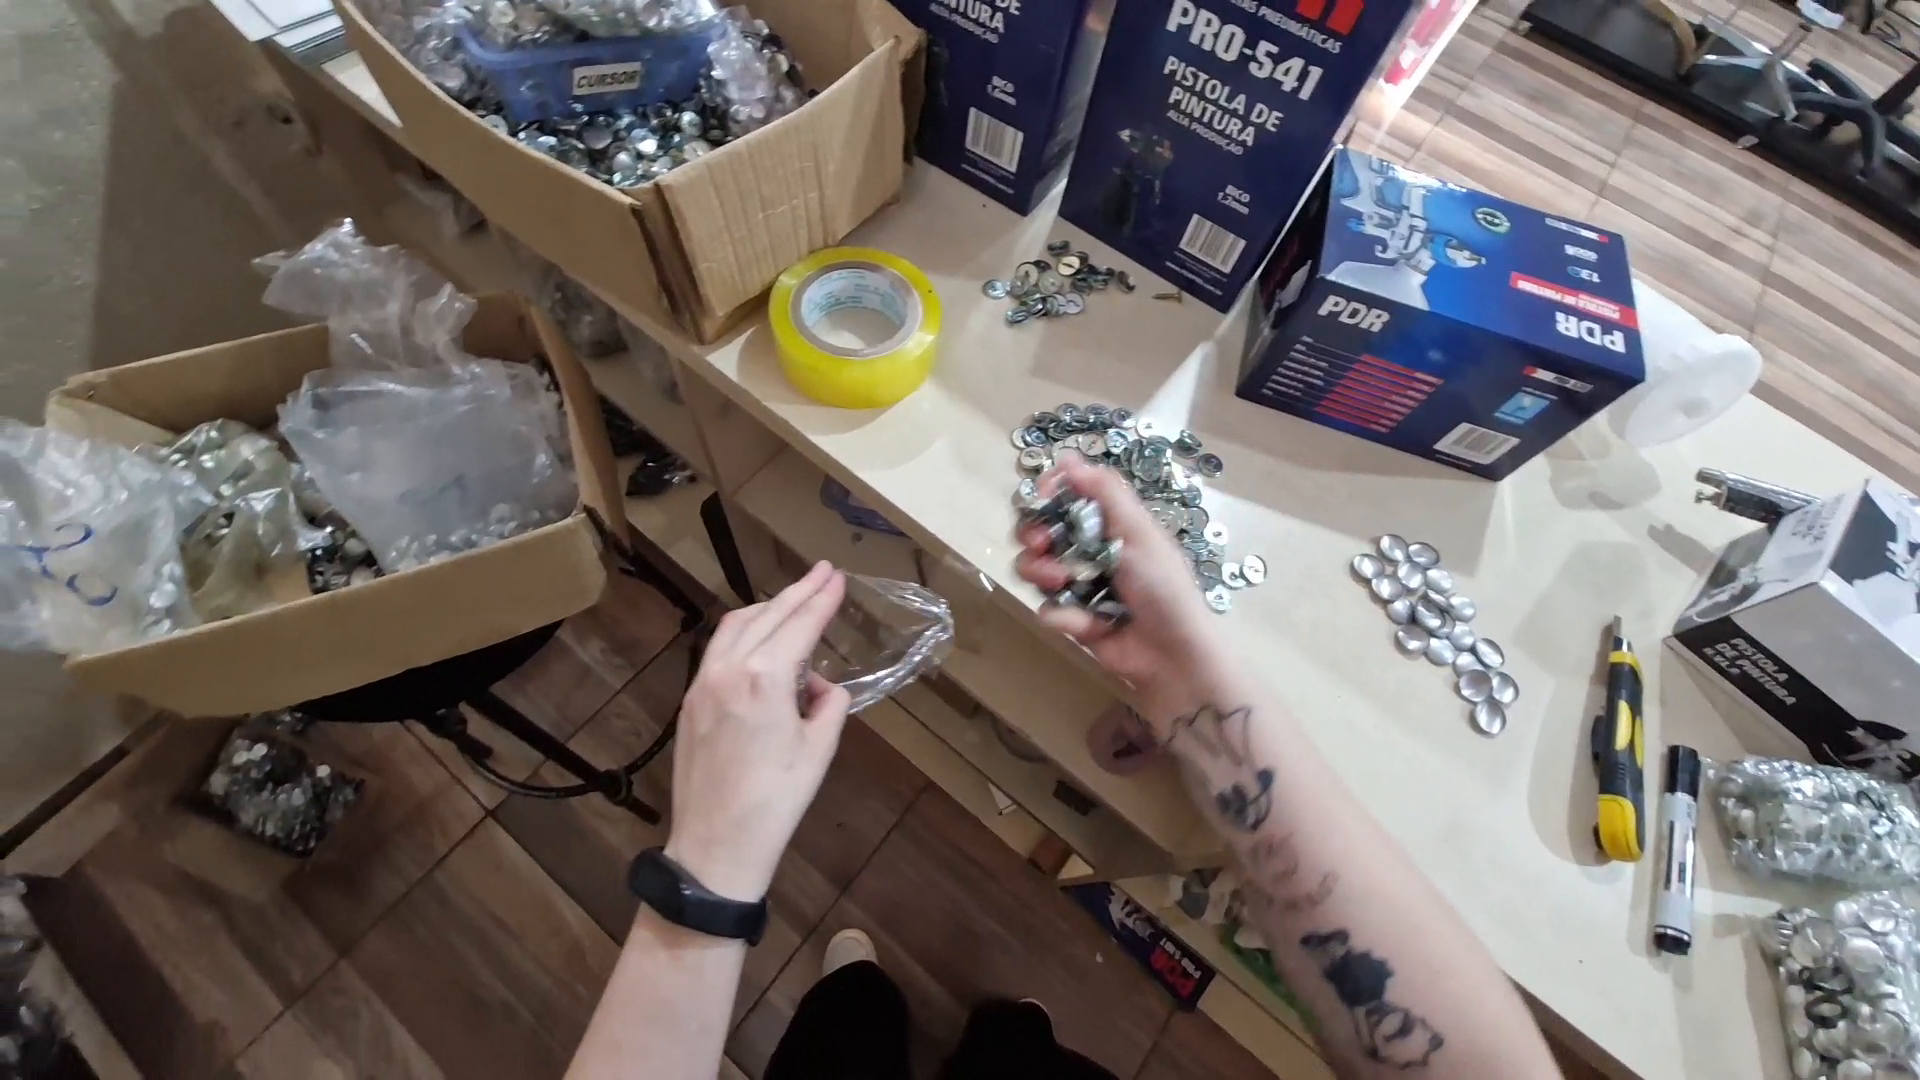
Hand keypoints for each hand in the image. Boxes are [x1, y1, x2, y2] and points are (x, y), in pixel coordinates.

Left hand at [665, 562, 850, 900]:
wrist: (716, 846)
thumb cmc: (776, 801)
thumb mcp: (818, 750)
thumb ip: (828, 705)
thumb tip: (823, 687)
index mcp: (764, 680)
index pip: (800, 625)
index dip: (822, 599)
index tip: (838, 577)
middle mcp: (729, 670)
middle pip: (768, 615)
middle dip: (798, 591)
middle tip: (823, 571)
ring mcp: (702, 683)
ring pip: (736, 626)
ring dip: (768, 607)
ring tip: (795, 599)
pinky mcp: (690, 700)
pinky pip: (718, 648)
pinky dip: (744, 630)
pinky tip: (760, 636)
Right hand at [1014, 454, 1223, 731]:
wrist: (1171, 655)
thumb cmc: (1163, 588)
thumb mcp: (1140, 532)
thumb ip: (1105, 493)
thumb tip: (1068, 456)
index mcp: (1109, 523)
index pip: (1065, 495)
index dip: (1047, 493)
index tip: (1041, 497)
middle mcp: (1088, 549)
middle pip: (1039, 528)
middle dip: (1034, 534)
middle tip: (1042, 544)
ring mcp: (1076, 583)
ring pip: (1032, 566)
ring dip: (1040, 570)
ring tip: (1060, 580)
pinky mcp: (1070, 618)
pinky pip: (1046, 607)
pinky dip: (1061, 613)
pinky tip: (1084, 622)